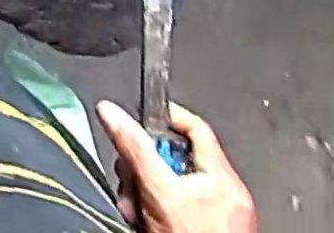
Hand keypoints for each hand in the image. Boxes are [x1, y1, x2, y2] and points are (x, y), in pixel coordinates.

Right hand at [96, 101, 256, 232]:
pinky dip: (150, 207)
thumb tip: (111, 112)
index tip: (139, 118)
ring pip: (166, 181)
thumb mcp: (158, 189)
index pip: (193, 126)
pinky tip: (141, 219)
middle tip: (131, 175)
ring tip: (135, 206)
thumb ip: (134, 146)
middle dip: (141, 162)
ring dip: (140, 188)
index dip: (164, 116)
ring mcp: (212, 216)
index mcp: (222, 179)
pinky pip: (169, 205)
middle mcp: (222, 195)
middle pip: (172, 154)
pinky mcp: (200, 230)